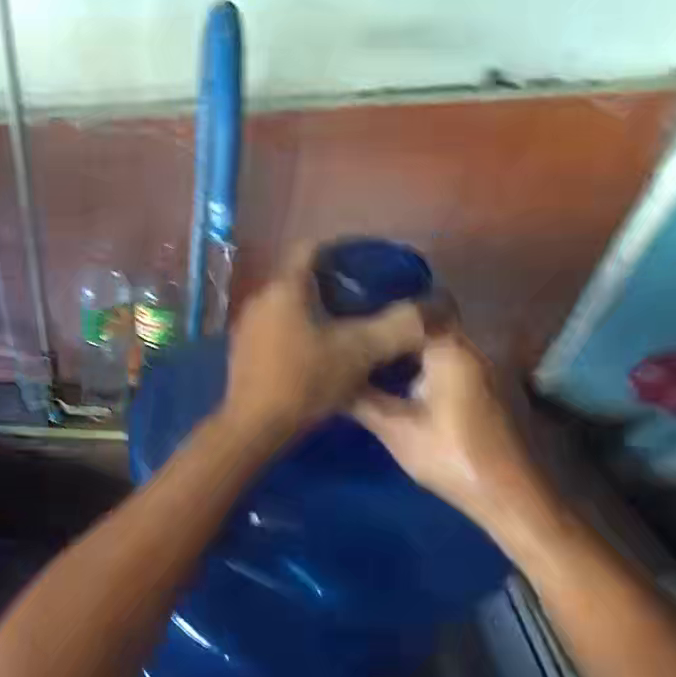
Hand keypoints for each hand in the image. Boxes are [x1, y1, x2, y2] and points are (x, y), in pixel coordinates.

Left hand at [220, 245, 427, 441]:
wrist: (253, 427)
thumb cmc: (304, 382)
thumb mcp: (360, 352)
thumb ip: (399, 325)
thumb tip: (433, 307)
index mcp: (284, 287)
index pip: (313, 248)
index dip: (344, 251)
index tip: (370, 265)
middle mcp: (260, 299)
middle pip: (301, 280)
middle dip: (335, 287)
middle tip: (368, 302)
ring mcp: (246, 328)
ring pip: (289, 308)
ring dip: (317, 314)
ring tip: (349, 329)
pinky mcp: (242, 354)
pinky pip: (277, 331)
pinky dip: (300, 334)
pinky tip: (320, 354)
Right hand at [349, 323, 548, 526]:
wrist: (509, 495)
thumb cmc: (449, 456)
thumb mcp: (393, 429)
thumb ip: (360, 399)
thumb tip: (327, 380)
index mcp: (451, 349)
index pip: (411, 312)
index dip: (378, 313)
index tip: (348, 322)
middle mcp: (472, 348)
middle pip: (424, 327)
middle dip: (388, 335)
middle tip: (349, 344)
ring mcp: (484, 367)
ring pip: (435, 346)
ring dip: (405, 353)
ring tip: (365, 362)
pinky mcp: (487, 387)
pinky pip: (447, 363)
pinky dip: (422, 368)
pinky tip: (396, 385)